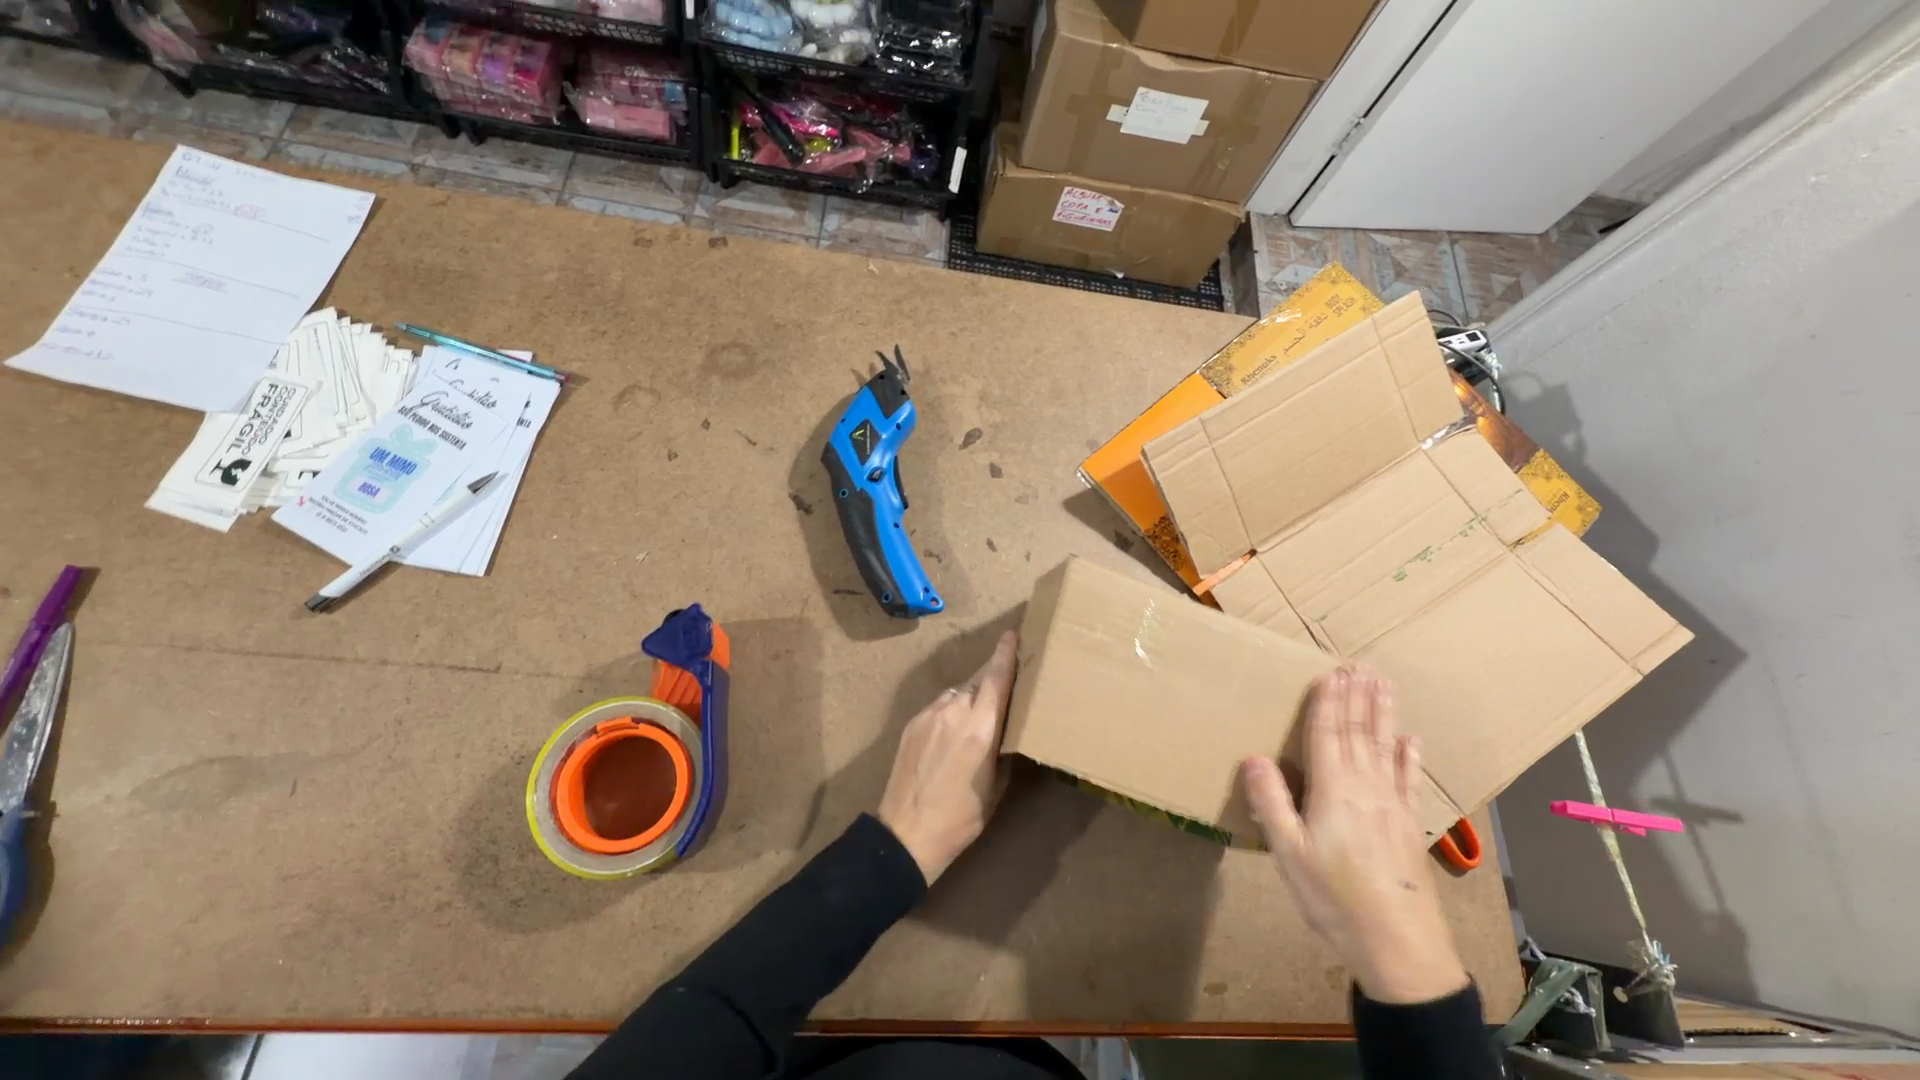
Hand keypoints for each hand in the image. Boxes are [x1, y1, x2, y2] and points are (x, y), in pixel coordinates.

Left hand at [877, 630, 1017, 884]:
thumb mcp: (996, 786)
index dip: (1006, 654)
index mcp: (981, 727)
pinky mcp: (912, 723)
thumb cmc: (961, 817)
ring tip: (979, 714)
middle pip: (978, 681)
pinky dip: (952, 710)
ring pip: (957, 693)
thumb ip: (1003, 749)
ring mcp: (929, 715)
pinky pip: (939, 706)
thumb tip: (1008, 730)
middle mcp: (955, 711)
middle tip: (1007, 680)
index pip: (997, 678)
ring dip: (971, 697)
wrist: (907, 832)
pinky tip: (953, 731)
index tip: (1012, 635)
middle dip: (992, 678)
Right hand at [1241, 666, 1469, 1004]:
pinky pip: (1408, 781)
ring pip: (1385, 748)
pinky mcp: (1408, 827)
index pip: (1328, 736)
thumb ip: (1272, 803)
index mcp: (1333, 792)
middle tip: (1361, 664)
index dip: (1328, 702)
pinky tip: (1411, 740)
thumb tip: (1254, 757)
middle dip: (1358, 697)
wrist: (1398, 945)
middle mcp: (1365, 789)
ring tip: (1384, 684)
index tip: (1330, 671)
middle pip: (1359, 734)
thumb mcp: (1288, 854)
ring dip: (1383, 714)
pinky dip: (1408, 757)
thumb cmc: (1334, 899)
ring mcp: (1392, 806)